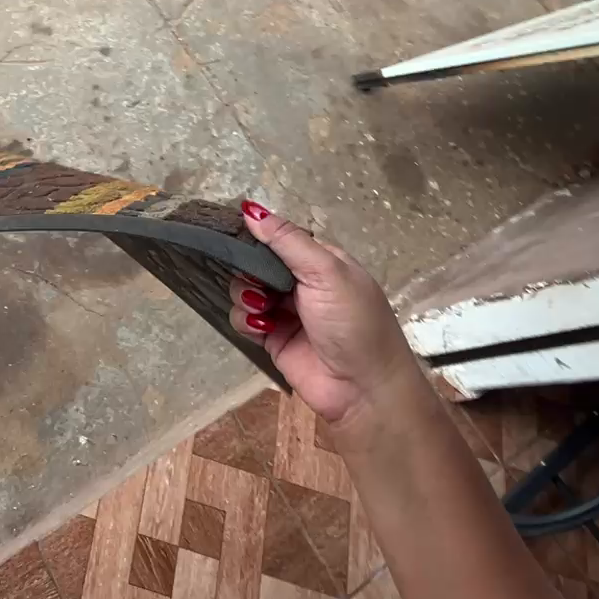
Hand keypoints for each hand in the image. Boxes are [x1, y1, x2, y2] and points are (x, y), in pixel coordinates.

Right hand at [226, 201, 418, 426]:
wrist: (364, 390)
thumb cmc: (354, 323)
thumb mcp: (326, 272)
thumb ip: (287, 240)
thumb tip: (250, 209)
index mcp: (320, 261)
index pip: (279, 237)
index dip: (256, 235)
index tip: (234, 234)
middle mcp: (300, 282)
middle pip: (255, 263)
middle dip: (248, 269)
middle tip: (256, 281)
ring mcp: (283, 310)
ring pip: (243, 289)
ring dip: (246, 296)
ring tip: (262, 308)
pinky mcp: (271, 336)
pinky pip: (242, 319)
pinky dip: (245, 320)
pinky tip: (262, 327)